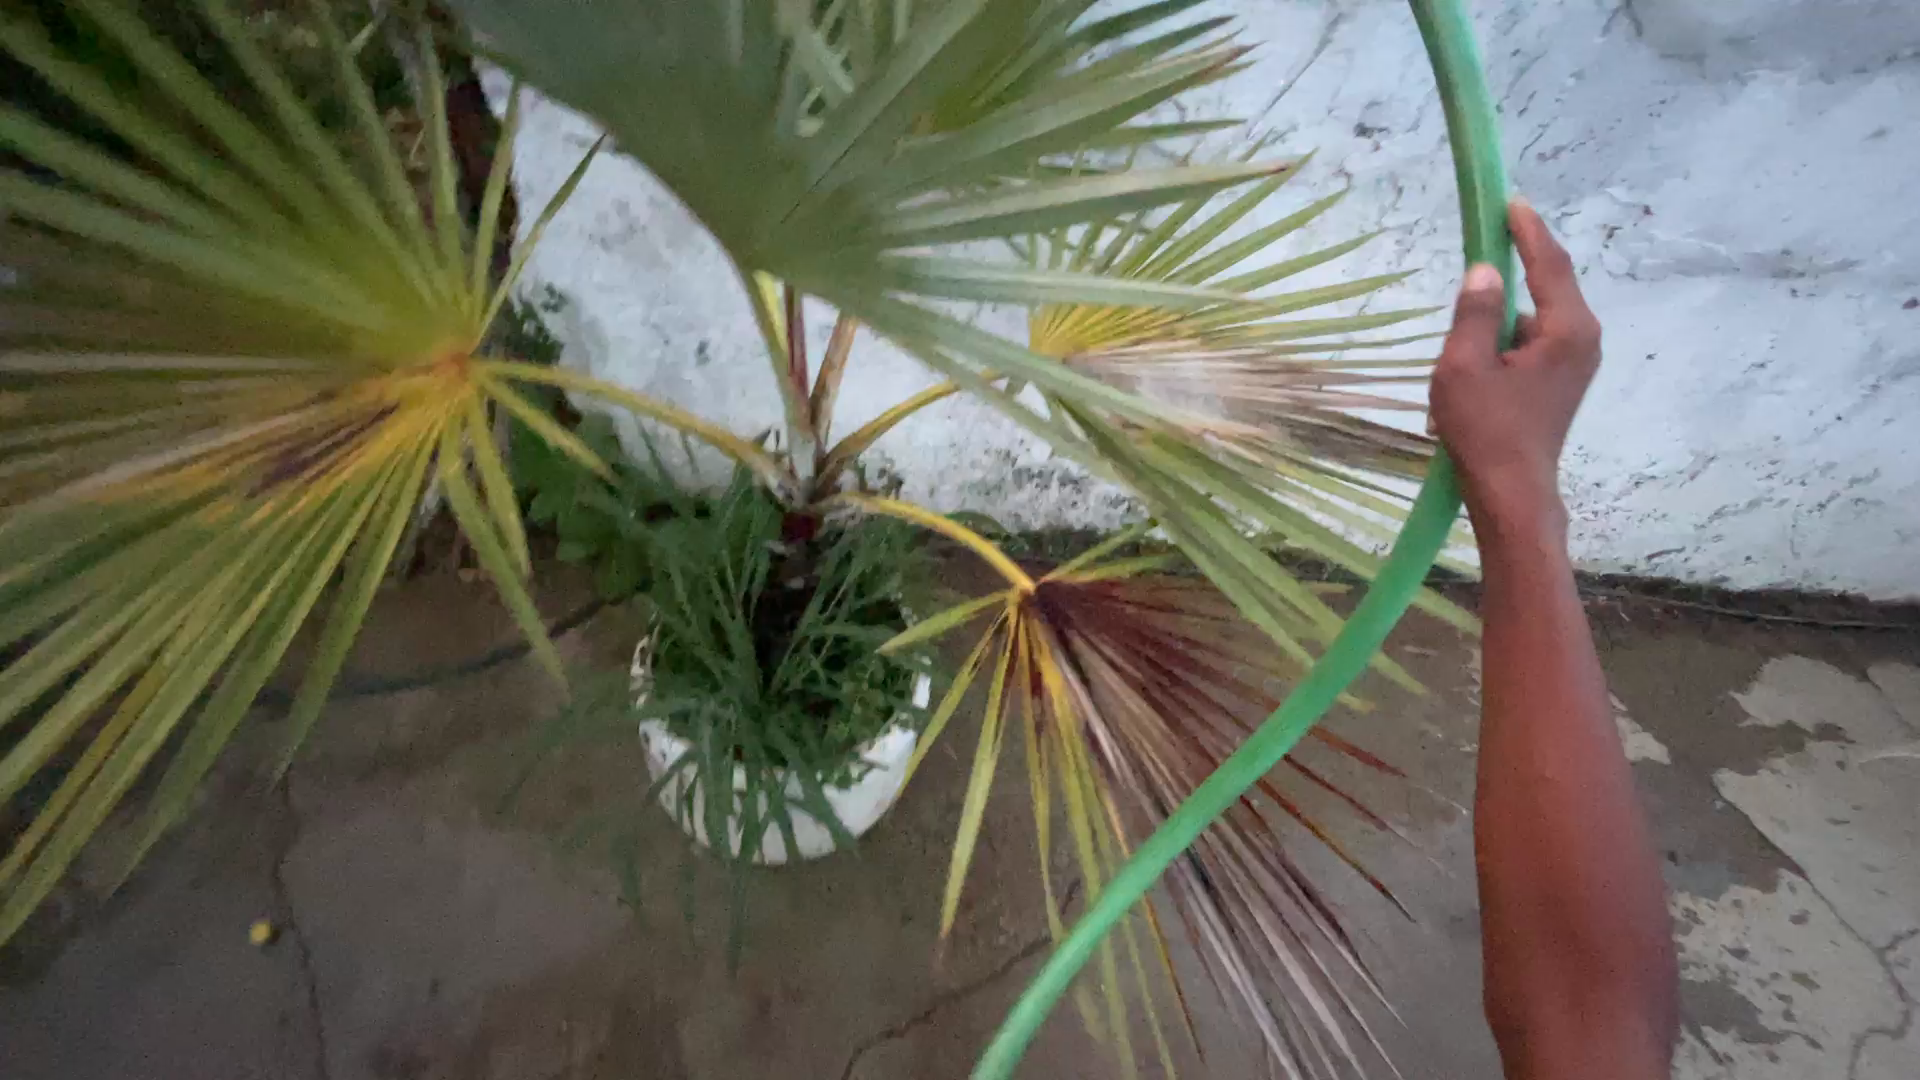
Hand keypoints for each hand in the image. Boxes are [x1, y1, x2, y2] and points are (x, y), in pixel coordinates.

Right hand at [1430, 198, 1601, 538]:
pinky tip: (1468, 385)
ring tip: (1456, 372)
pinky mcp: (1559, 387)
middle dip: (1500, 295)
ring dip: (1491, 335)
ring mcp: (1574, 366)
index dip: (1527, 232)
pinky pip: (1527, 352)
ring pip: (1528, 329)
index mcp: (1568, 329)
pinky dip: (1497, 356)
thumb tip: (1482, 273)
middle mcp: (1582, 340)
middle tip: (1466, 298)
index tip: (1511, 201)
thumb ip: (1474, 315)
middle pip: (1539, 297)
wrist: (1509, 490)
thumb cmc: (1484, 429)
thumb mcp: (1463, 367)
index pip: (1549, 265)